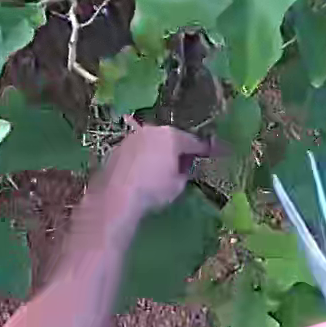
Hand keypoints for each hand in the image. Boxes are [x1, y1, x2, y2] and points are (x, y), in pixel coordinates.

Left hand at [93, 124, 209, 220]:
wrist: (117, 195)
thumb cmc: (154, 189)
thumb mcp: (178, 185)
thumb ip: (184, 173)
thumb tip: (183, 169)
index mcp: (172, 137)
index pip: (193, 142)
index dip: (203, 149)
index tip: (208, 154)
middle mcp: (153, 131)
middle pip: (171, 138)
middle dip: (178, 149)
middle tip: (183, 162)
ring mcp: (134, 137)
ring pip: (153, 141)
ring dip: (159, 151)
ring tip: (162, 167)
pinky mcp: (119, 147)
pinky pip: (138, 149)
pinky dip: (144, 156)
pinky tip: (143, 170)